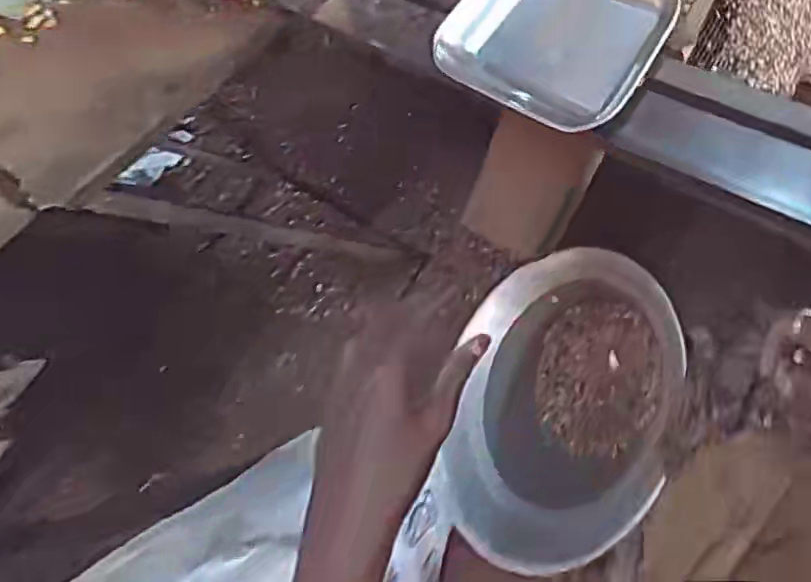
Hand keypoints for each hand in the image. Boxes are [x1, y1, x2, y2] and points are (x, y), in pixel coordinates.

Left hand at [295, 291, 489, 581]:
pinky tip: (378, 355)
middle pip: (383, 320)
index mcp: (386, 368)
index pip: (414, 319)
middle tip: (434, 297)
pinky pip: (349, 356)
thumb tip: (481, 339)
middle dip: (410, 304)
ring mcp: (338, 385)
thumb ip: (455, 374)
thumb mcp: (435, 422)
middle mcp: (358, 368)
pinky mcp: (329, 404)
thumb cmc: (397, 473)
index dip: (435, 299)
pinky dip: (368, 342)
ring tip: (407, 317)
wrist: (346, 523)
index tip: (454, 287)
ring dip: (385, 320)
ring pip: (361, 335)